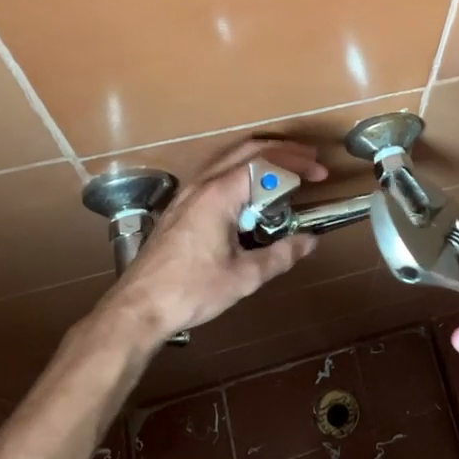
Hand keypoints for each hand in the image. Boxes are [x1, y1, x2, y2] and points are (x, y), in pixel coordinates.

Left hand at [104, 139, 326, 338]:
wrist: (137, 307)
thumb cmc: (190, 291)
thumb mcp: (244, 277)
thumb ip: (281, 255)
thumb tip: (310, 241)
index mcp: (219, 195)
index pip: (266, 162)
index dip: (297, 162)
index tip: (320, 173)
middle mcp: (203, 185)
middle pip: (247, 150)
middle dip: (283, 151)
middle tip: (310, 159)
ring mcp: (188, 194)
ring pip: (229, 159)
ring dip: (261, 159)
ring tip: (286, 170)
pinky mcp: (180, 207)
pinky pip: (217, 174)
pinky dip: (243, 172)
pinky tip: (253, 194)